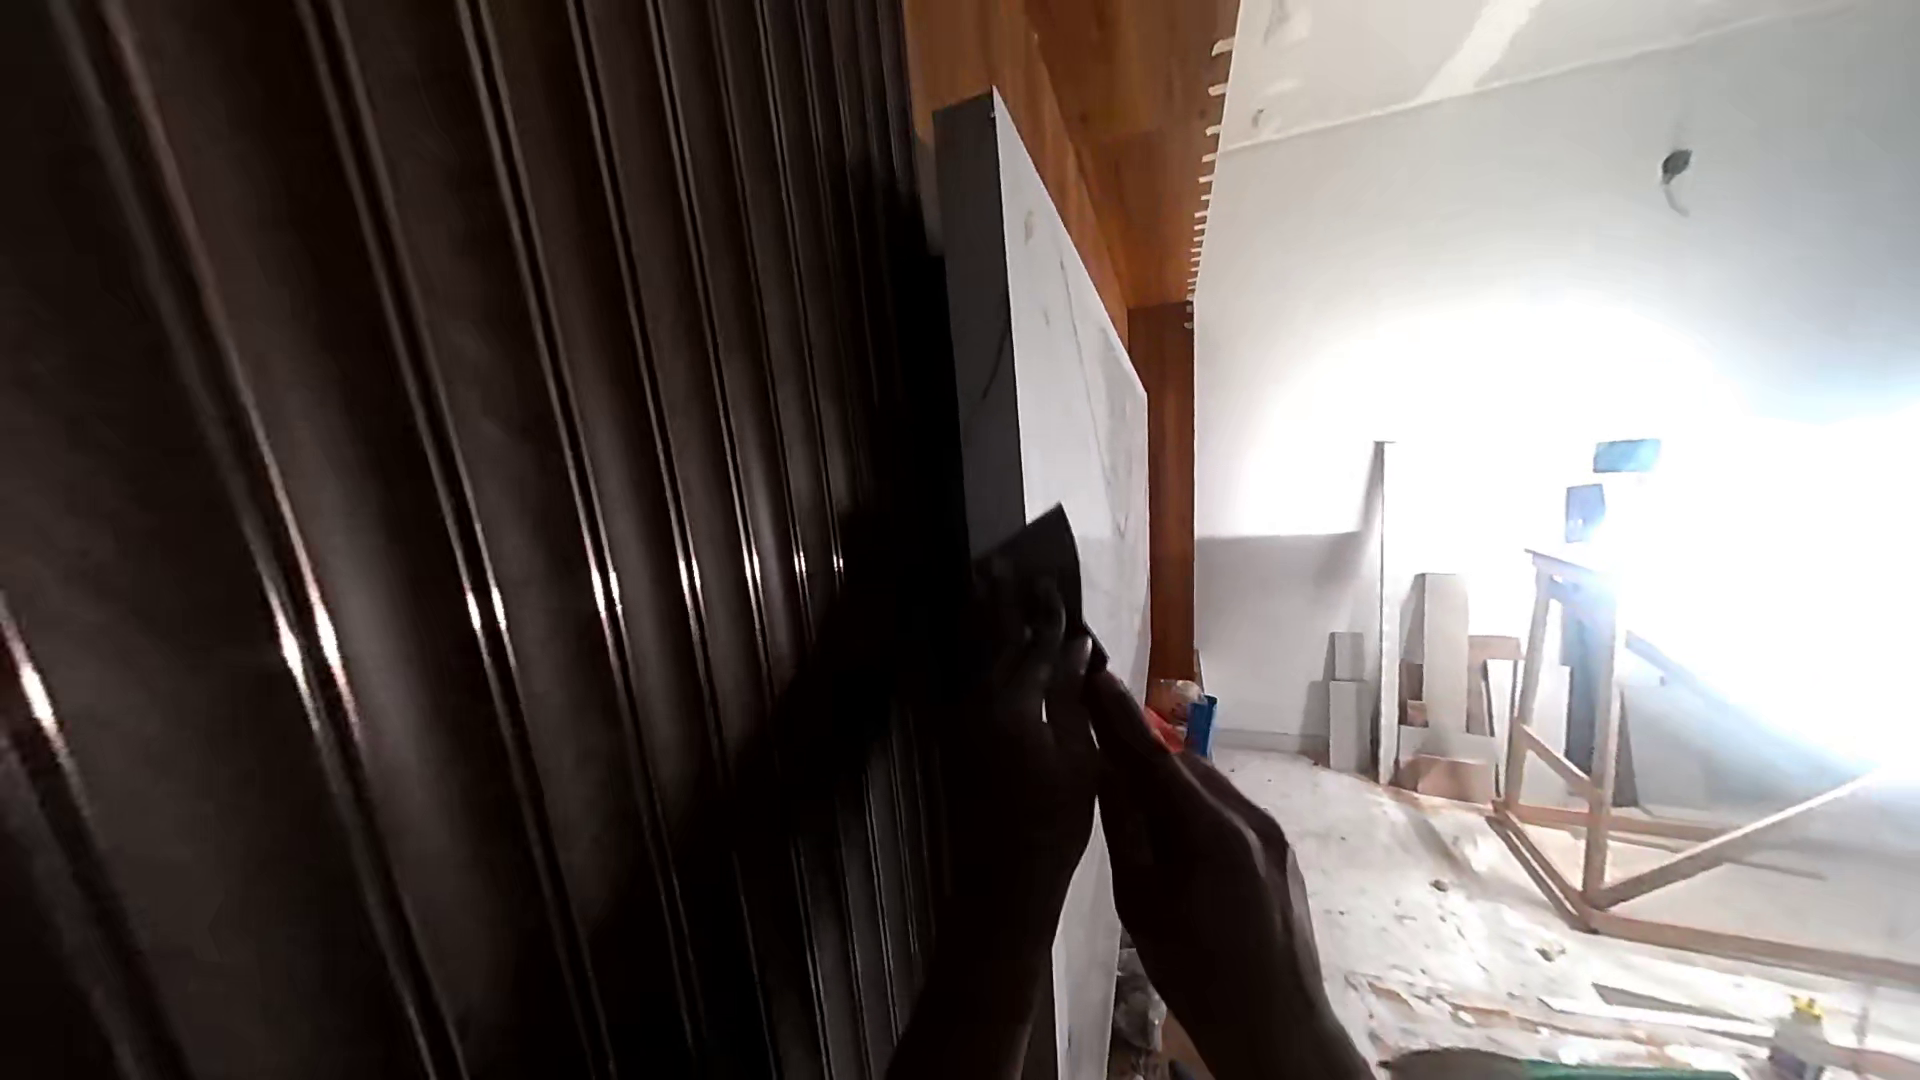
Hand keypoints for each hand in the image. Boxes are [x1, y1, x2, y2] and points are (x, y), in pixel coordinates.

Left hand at [888, 566, 1094, 1079]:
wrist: (1003, 873)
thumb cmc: (1054, 822)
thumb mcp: (1076, 756)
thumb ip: (1071, 695)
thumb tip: (1077, 647)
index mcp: (1015, 704)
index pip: (1036, 646)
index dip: (1048, 616)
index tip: (1054, 584)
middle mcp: (981, 699)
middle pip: (994, 637)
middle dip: (1000, 599)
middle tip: (1002, 561)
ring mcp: (964, 714)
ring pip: (974, 652)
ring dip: (981, 616)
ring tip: (984, 580)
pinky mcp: (960, 729)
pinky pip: (971, 675)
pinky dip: (979, 650)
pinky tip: (984, 636)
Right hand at [1085, 669, 1369, 1079]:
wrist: (1280, 1031)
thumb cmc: (1194, 974)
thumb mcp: (1140, 902)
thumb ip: (1123, 826)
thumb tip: (1101, 769)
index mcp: (1208, 832)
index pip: (1152, 754)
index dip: (1118, 712)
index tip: (1095, 672)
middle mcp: (1245, 815)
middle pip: (1178, 760)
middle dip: (1136, 740)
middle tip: (1097, 723)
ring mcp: (1267, 827)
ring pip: (1201, 777)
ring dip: (1162, 768)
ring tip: (1126, 769)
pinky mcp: (1276, 841)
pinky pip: (1222, 799)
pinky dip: (1188, 792)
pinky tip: (1168, 810)